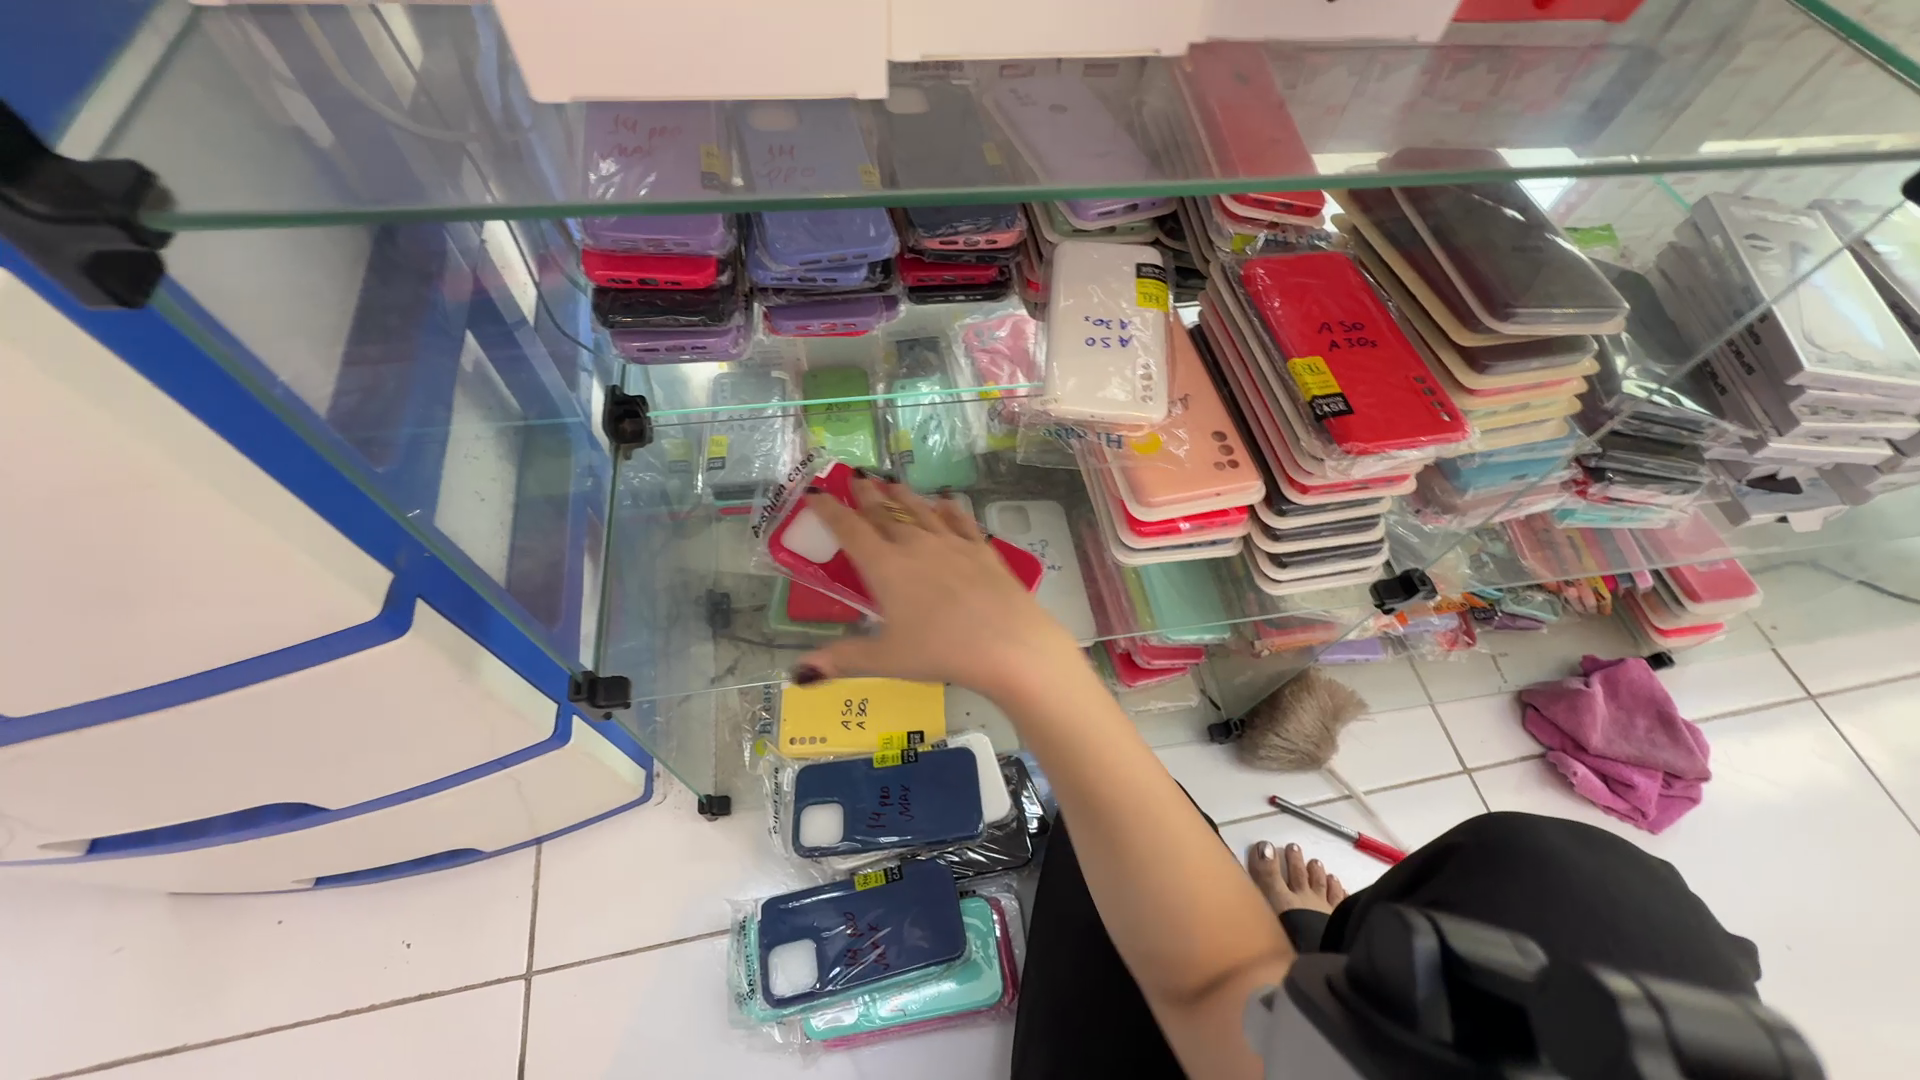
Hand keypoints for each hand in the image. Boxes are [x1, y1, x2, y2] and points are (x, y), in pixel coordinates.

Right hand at [790, 476, 1085, 703]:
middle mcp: (916, 545)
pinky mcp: (982, 549)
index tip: (816, 492)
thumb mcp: (886, 660)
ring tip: (891, 481)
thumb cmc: (941, 652)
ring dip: (903, 495)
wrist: (1008, 643)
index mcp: (885, 567)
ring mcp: (952, 544)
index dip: (829, 510)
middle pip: (885, 513)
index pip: (850, 530)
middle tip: (856, 477)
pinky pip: (960, 520)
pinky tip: (946, 501)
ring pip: (921, 510)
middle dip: (867, 495)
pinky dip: (949, 508)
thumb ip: (843, 659)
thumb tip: (799, 672)